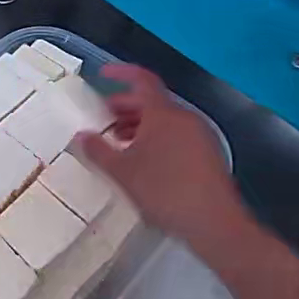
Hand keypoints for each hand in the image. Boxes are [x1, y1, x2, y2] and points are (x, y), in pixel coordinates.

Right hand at [72, 63, 250, 250]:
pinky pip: (176, 134)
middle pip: (152, 101)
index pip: (142, 79)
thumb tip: (82, 136)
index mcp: (163, 114)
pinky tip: (143, 160)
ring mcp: (200, 136)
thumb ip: (98, 150)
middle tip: (104, 118)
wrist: (216, 226)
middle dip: (125, 106)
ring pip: (164, 119)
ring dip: (139, 124)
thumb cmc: (165, 190)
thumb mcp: (122, 172)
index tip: (102, 74)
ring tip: (119, 142)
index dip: (121, 73)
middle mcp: (184, 118)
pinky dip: (156, 137)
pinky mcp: (208, 155)